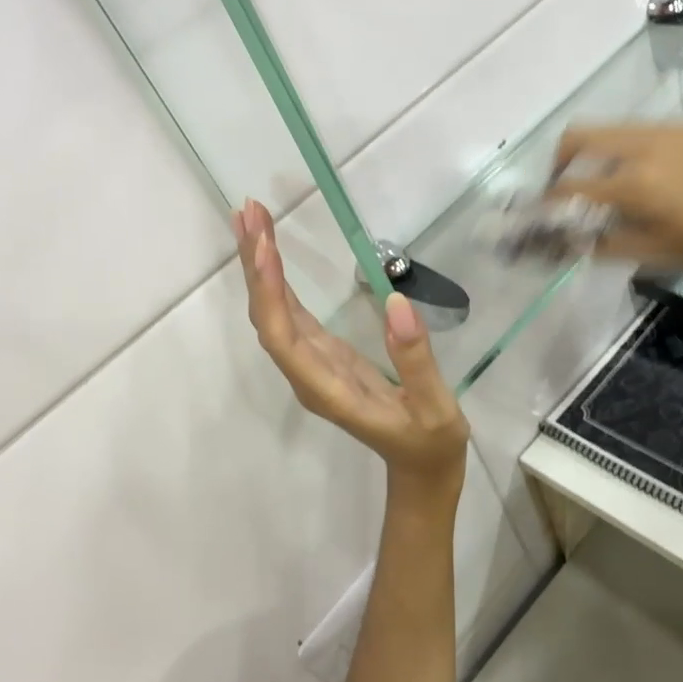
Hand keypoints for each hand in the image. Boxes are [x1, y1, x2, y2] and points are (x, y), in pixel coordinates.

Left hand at [235, 200, 468, 497]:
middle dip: (256, 265)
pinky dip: (279, 282)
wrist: (423, 470)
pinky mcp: (324, 358)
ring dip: (261, 267)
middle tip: (248, 211)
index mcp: (328, 389)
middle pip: (269, 318)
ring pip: (275, 314)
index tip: (264, 245)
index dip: (270, 291)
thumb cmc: (430, 442)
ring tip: (252, 220)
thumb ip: (416, 361)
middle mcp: (309, 375)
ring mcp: (313, 366)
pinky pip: (292, 316)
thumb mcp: (434, 407)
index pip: (284, 337)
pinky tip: (272, 254)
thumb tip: (397, 304)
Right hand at [550, 123, 682, 279]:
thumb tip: (579, 242)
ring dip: (593, 156)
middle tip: (564, 197)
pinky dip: (625, 151)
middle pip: (580, 137)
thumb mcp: (668, 254)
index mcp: (637, 182)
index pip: (571, 187)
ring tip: (604, 191)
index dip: (549, 205)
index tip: (541, 221)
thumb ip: (615, 244)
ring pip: (611, 131)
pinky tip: (645, 182)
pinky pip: (640, 132)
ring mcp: (670, 129)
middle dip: (560, 166)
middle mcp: (645, 144)